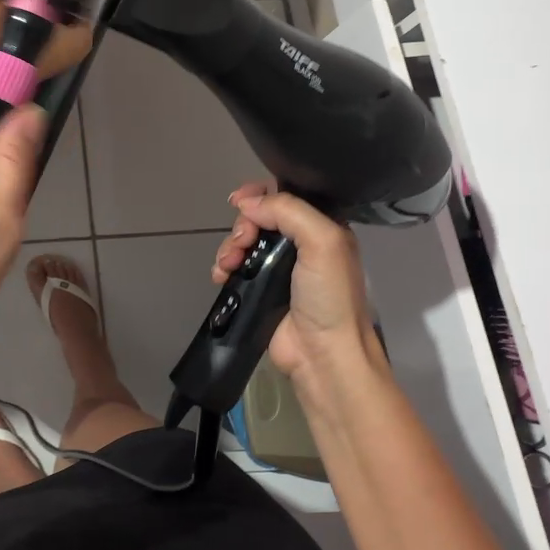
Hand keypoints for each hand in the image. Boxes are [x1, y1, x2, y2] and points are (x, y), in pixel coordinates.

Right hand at [212, 182, 379, 387]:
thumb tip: (247, 203)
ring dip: (229, 247)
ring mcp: (279, 268)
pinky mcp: (260, 290)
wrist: (323, 355)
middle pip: (259, 217)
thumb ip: (288, 211)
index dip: (261, 193)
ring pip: (244, 241)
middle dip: (243, 224)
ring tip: (228, 265)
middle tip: (242, 241)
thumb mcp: (322, 242)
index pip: (286, 196)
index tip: (240, 201)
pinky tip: (221, 276)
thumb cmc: (329, 296)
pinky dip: (223, 267)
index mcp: (322, 228)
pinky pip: (235, 267)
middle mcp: (301, 245)